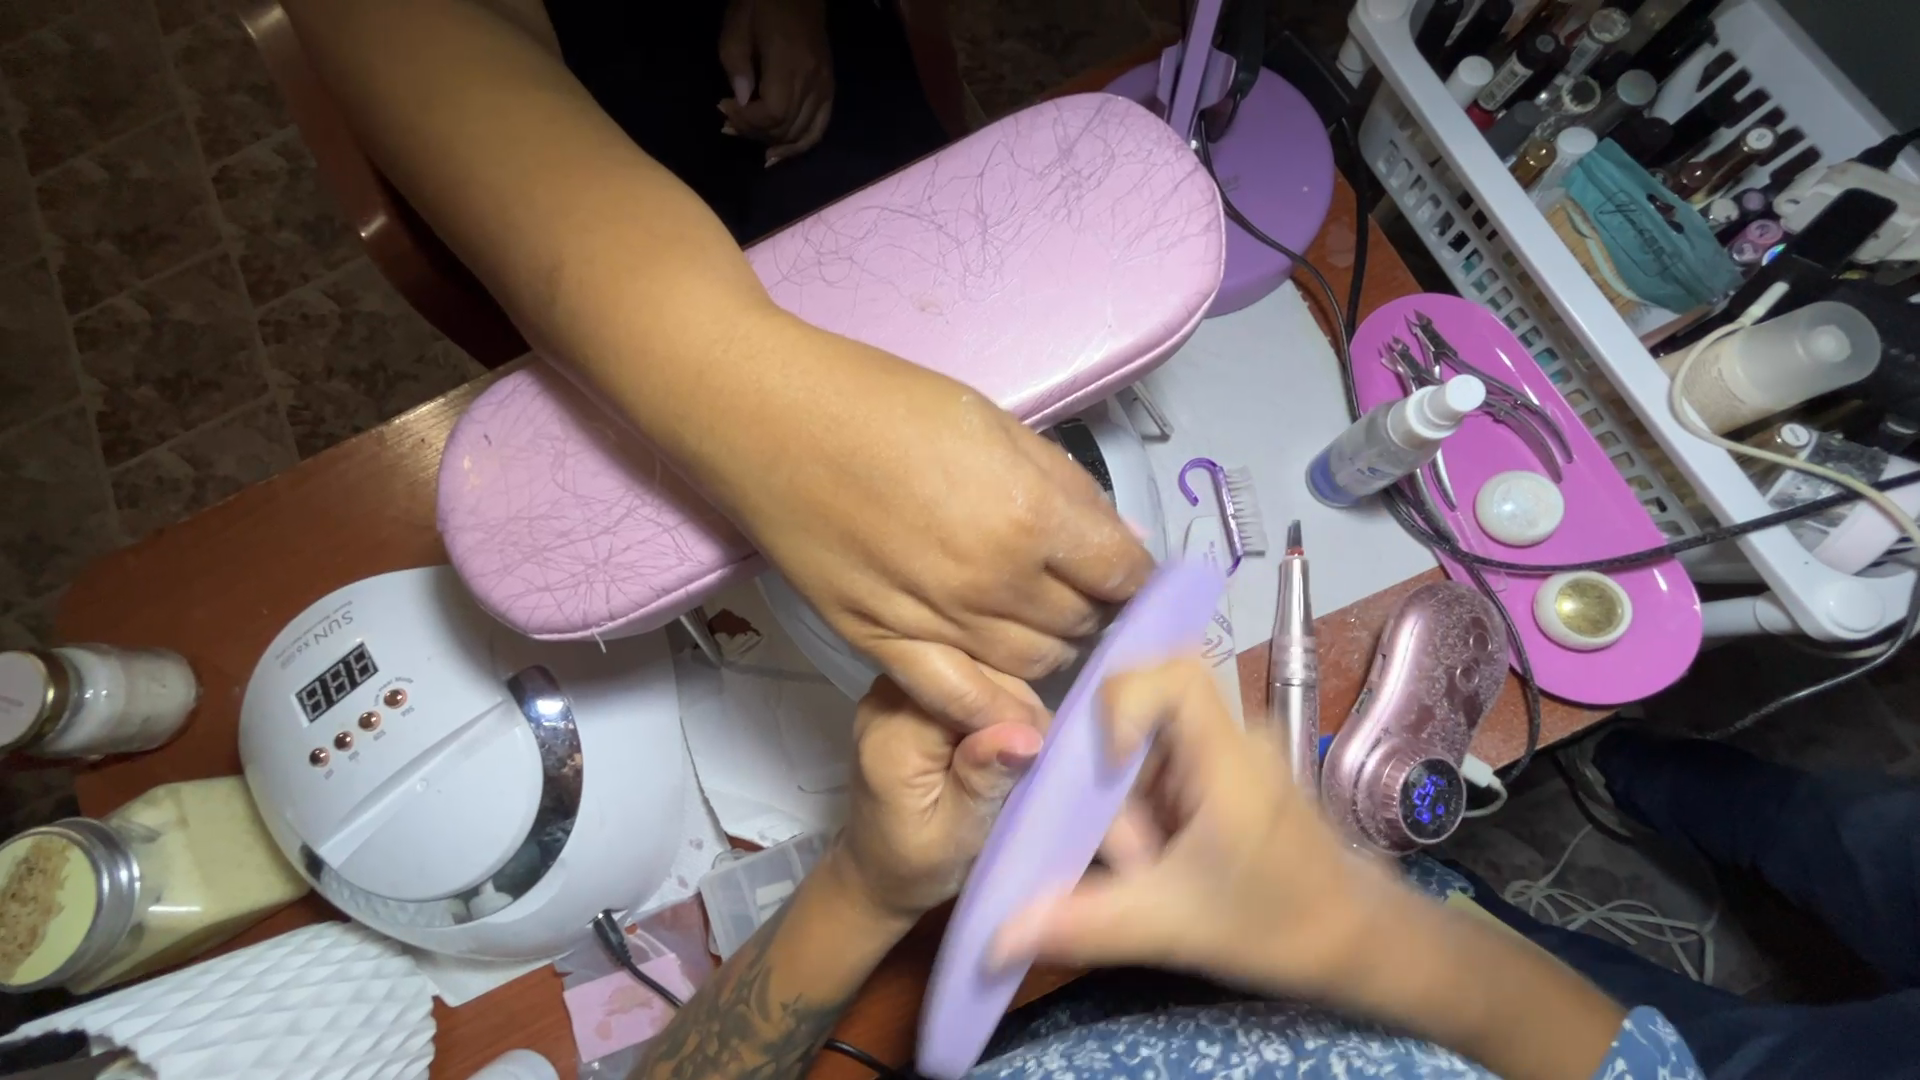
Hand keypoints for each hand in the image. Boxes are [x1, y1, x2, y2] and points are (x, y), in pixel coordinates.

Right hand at [708, 329, 1153, 732]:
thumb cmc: (883, 401)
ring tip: (1043, 622)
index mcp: (1029, 514)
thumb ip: (1063, 487)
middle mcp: (995, 582)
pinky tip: (1018, 705)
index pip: (1120, 571)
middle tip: (1083, 589)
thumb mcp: (993, 421)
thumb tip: (1119, 541)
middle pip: (1079, 622)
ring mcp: (938, 622)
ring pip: (1030, 664)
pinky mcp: (883, 645)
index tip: (1130, 575)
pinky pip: (958, 698)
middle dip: (1094, 607)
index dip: (1136, 577)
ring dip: (1053, 647)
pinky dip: (998, 708)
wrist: (771, 420)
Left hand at [718, 0, 833, 166]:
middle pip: (786, 128)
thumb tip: (741, 103)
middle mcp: (812, 82)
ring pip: (801, 135)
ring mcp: (824, 89)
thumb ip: (736, 67)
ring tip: (752, 143)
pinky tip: (781, 153)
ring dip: (775, 144)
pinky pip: (818, 131)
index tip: (724, 111)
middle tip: (732, 127)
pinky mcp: (829, 92)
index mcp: (789, 64)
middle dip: (756, 133)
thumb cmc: (762, 3)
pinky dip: (800, 147)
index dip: (747, 121)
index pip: (772, 112)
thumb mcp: (737, 26)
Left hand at [833, 675, 1043, 920]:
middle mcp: (887, 694)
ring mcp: (895, 687)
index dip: (1017, 717)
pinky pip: (962, 678)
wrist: (876, 869)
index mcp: (895, 731)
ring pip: (975, 669)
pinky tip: (991, 740)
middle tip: (1027, 760)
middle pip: (976, 672)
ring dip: (1004, 705)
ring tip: (1011, 755)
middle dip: (1013, 709)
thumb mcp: (957, 835)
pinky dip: (986, 705)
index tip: (1037, 756)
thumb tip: (1025, 734)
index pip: (975, 692)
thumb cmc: (919, 863)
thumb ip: (984, 780)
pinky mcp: (906, 691)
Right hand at [992, 660, 1406, 999]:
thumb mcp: (1174, 925)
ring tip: (1150, 855)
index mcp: (1228, 759)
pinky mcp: (1230, 764)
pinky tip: (1164, 849)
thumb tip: (1000, 935)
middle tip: (1129, 839)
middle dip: (1120, 773)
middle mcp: (1234, 736)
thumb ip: (1086, 923)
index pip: (1175, 674)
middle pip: (1149, 706)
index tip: (1113, 764)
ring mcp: (1235, 747)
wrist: (1363, 942)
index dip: (1127, 700)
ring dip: (1133, 794)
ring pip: (1152, 735)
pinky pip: (1167, 756)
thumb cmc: (1279, 926)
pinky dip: (1149, 799)